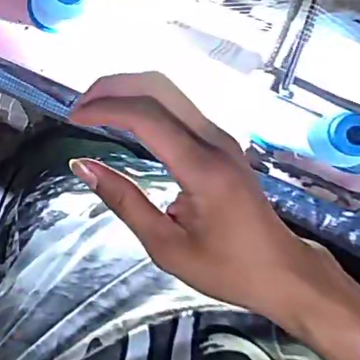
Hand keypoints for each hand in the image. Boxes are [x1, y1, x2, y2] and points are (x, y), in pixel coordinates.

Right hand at [68, 72, 339, 326]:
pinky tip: (121, 116)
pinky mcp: (218, 139)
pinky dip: (140, 99)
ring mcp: (220, 135)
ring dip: (125, 90)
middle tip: (79, 108)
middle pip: (157, 86)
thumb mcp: (166, 247)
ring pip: (166, 88)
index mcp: (202, 168)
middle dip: (111, 87)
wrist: (287, 273)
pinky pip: (174, 103)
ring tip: (93, 109)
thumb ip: (123, 201)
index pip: (146, 116)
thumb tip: (80, 165)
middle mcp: (214, 141)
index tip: (72, 119)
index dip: (104, 109)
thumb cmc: (228, 268)